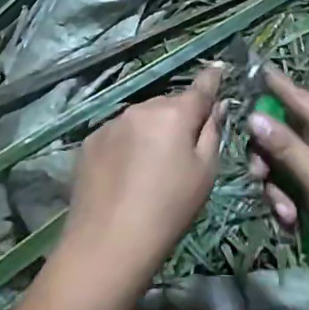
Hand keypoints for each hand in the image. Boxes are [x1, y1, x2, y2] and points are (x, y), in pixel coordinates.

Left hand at [65, 64, 224, 277]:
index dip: (211, 79)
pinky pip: (119, 133)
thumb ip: (212, 133)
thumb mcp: (204, 174)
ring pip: (141, 118)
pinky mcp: (90, 141)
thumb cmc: (169, 209)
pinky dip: (128, 143)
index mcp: (174, 114)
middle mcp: (140, 109)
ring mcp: (111, 123)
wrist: (109, 241)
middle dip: (179, 116)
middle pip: (168, 105)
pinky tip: (127, 172)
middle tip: (185, 146)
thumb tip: (217, 105)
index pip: (200, 88)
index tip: (218, 68)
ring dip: (151, 130)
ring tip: (152, 165)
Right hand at [247, 66, 308, 278]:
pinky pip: (285, 188)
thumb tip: (253, 116)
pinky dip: (284, 205)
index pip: (299, 99)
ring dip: (275, 190)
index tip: (254, 69)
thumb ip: (284, 146)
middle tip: (259, 175)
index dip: (276, 85)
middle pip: (279, 135)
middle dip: (266, 158)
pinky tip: (291, 224)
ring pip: (278, 166)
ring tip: (286, 214)